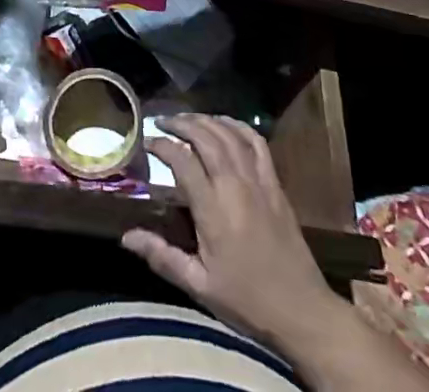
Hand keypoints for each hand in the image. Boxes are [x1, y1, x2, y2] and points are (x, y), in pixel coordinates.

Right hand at [123, 115, 428, 391]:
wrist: (302, 311)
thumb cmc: (247, 301)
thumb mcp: (199, 286)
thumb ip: (162, 256)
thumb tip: (126, 237)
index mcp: (214, 211)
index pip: (183, 162)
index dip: (162, 146)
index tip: (146, 141)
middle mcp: (236, 187)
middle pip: (207, 138)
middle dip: (181, 124)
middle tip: (162, 121)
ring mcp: (260, 183)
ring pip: (231, 135)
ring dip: (207, 120)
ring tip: (187, 118)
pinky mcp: (276, 186)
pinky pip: (257, 144)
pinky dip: (239, 127)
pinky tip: (225, 124)